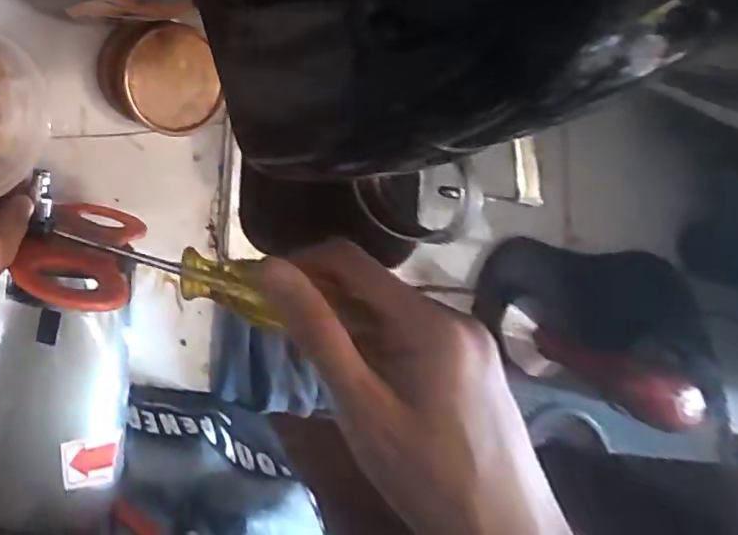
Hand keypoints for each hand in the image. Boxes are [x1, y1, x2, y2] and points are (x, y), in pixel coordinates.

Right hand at [256, 239, 569, 534]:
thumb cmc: (432, 478)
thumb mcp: (361, 405)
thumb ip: (315, 331)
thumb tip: (268, 268)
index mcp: (430, 321)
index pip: (348, 259)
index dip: (299, 263)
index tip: (265, 289)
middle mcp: (453, 318)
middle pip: (367, 283)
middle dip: (319, 297)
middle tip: (283, 330)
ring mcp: (468, 342)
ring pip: (384, 308)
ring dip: (342, 321)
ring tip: (314, 357)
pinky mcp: (472, 365)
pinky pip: (406, 331)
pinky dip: (370, 340)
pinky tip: (357, 375)